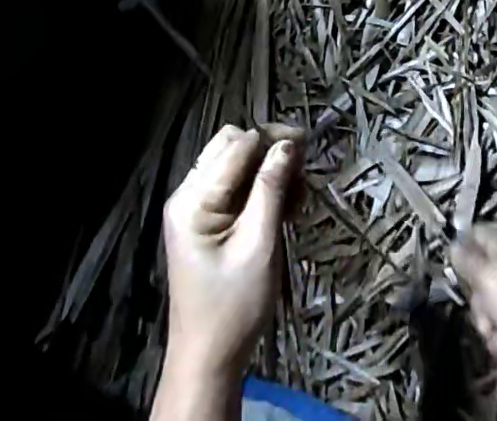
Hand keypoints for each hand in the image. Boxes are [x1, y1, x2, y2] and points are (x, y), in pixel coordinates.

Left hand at [161, 125, 303, 377]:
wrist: (209, 357)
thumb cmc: (234, 305)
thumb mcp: (259, 244)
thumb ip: (271, 189)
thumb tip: (288, 144)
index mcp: (193, 200)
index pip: (236, 145)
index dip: (272, 139)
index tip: (307, 145)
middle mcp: (188, 194)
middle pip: (232, 145)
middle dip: (270, 150)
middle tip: (302, 170)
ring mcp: (195, 206)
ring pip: (236, 162)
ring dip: (268, 169)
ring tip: (297, 195)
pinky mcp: (206, 218)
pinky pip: (235, 184)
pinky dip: (261, 187)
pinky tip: (285, 206)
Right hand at [452, 225, 496, 384]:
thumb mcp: (485, 278)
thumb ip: (466, 260)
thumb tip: (453, 243)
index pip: (474, 233)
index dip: (462, 249)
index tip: (456, 271)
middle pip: (477, 281)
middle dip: (479, 308)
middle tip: (488, 319)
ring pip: (489, 312)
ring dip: (493, 334)